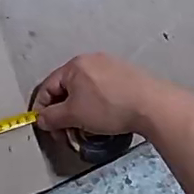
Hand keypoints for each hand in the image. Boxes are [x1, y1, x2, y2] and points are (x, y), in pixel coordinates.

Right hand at [32, 52, 193, 137]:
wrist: (152, 106)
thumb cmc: (110, 107)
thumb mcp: (73, 115)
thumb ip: (52, 117)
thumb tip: (42, 119)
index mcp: (74, 65)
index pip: (47, 87)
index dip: (41, 110)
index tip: (45, 127)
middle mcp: (91, 60)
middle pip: (66, 89)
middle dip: (63, 113)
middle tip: (66, 132)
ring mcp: (110, 66)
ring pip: (84, 91)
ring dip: (79, 111)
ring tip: (86, 128)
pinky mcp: (126, 76)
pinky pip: (102, 91)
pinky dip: (96, 106)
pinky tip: (104, 119)